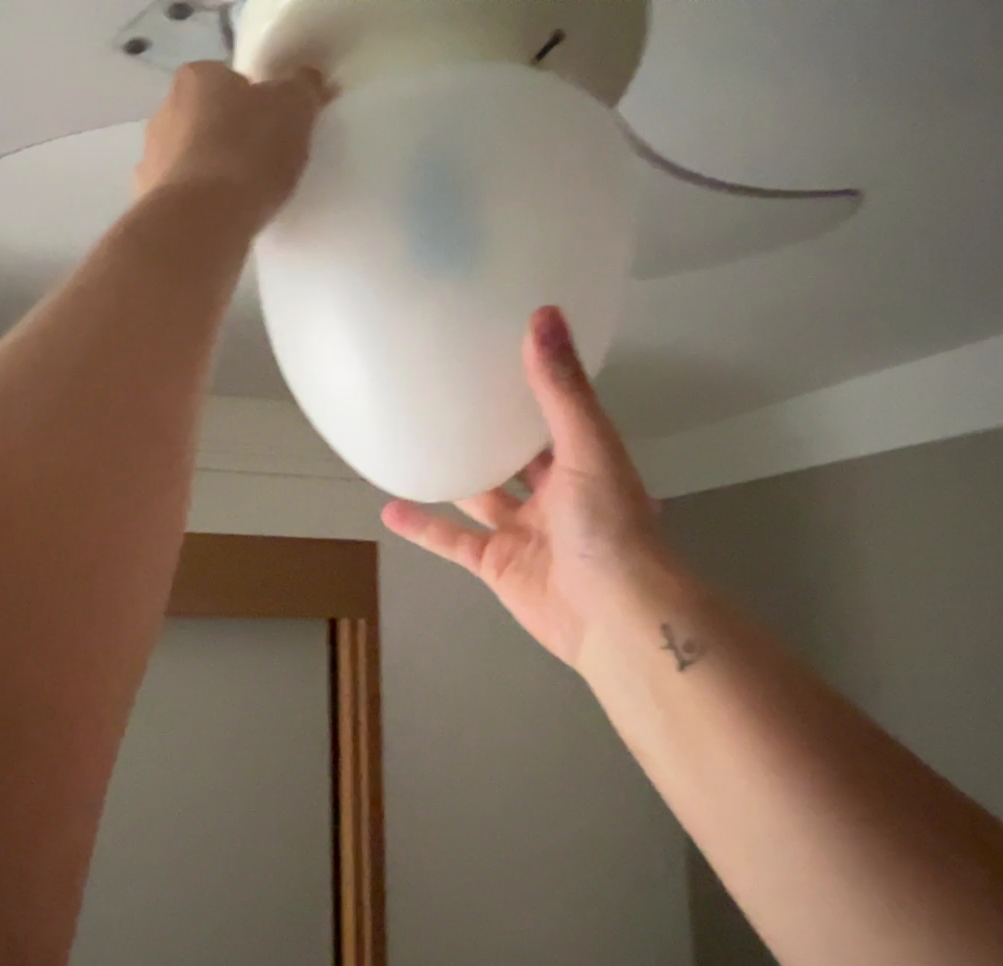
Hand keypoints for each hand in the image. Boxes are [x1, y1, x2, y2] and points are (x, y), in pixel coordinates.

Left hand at [136, 62, 326, 224]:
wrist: (202, 221)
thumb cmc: (248, 153)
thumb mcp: (294, 110)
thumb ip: (303, 89)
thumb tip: (309, 82)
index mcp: (197, 77)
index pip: (228, 81)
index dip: (254, 104)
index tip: (273, 130)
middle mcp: (164, 111)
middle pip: (206, 122)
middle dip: (229, 140)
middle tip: (261, 167)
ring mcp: (150, 159)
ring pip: (189, 162)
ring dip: (210, 176)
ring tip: (242, 202)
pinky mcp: (149, 203)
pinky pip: (181, 200)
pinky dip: (198, 208)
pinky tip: (220, 223)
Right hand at [382, 307, 673, 669]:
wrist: (612, 614)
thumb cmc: (608, 525)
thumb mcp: (587, 446)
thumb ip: (560, 387)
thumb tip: (542, 314)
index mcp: (582, 460)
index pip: (553, 413)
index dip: (528, 384)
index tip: (493, 349)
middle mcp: (553, 493)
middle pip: (513, 455)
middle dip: (485, 429)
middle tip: (442, 392)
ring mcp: (522, 531)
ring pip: (479, 496)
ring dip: (449, 475)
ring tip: (408, 443)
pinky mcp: (495, 565)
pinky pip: (453, 540)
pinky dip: (423, 527)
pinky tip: (390, 507)